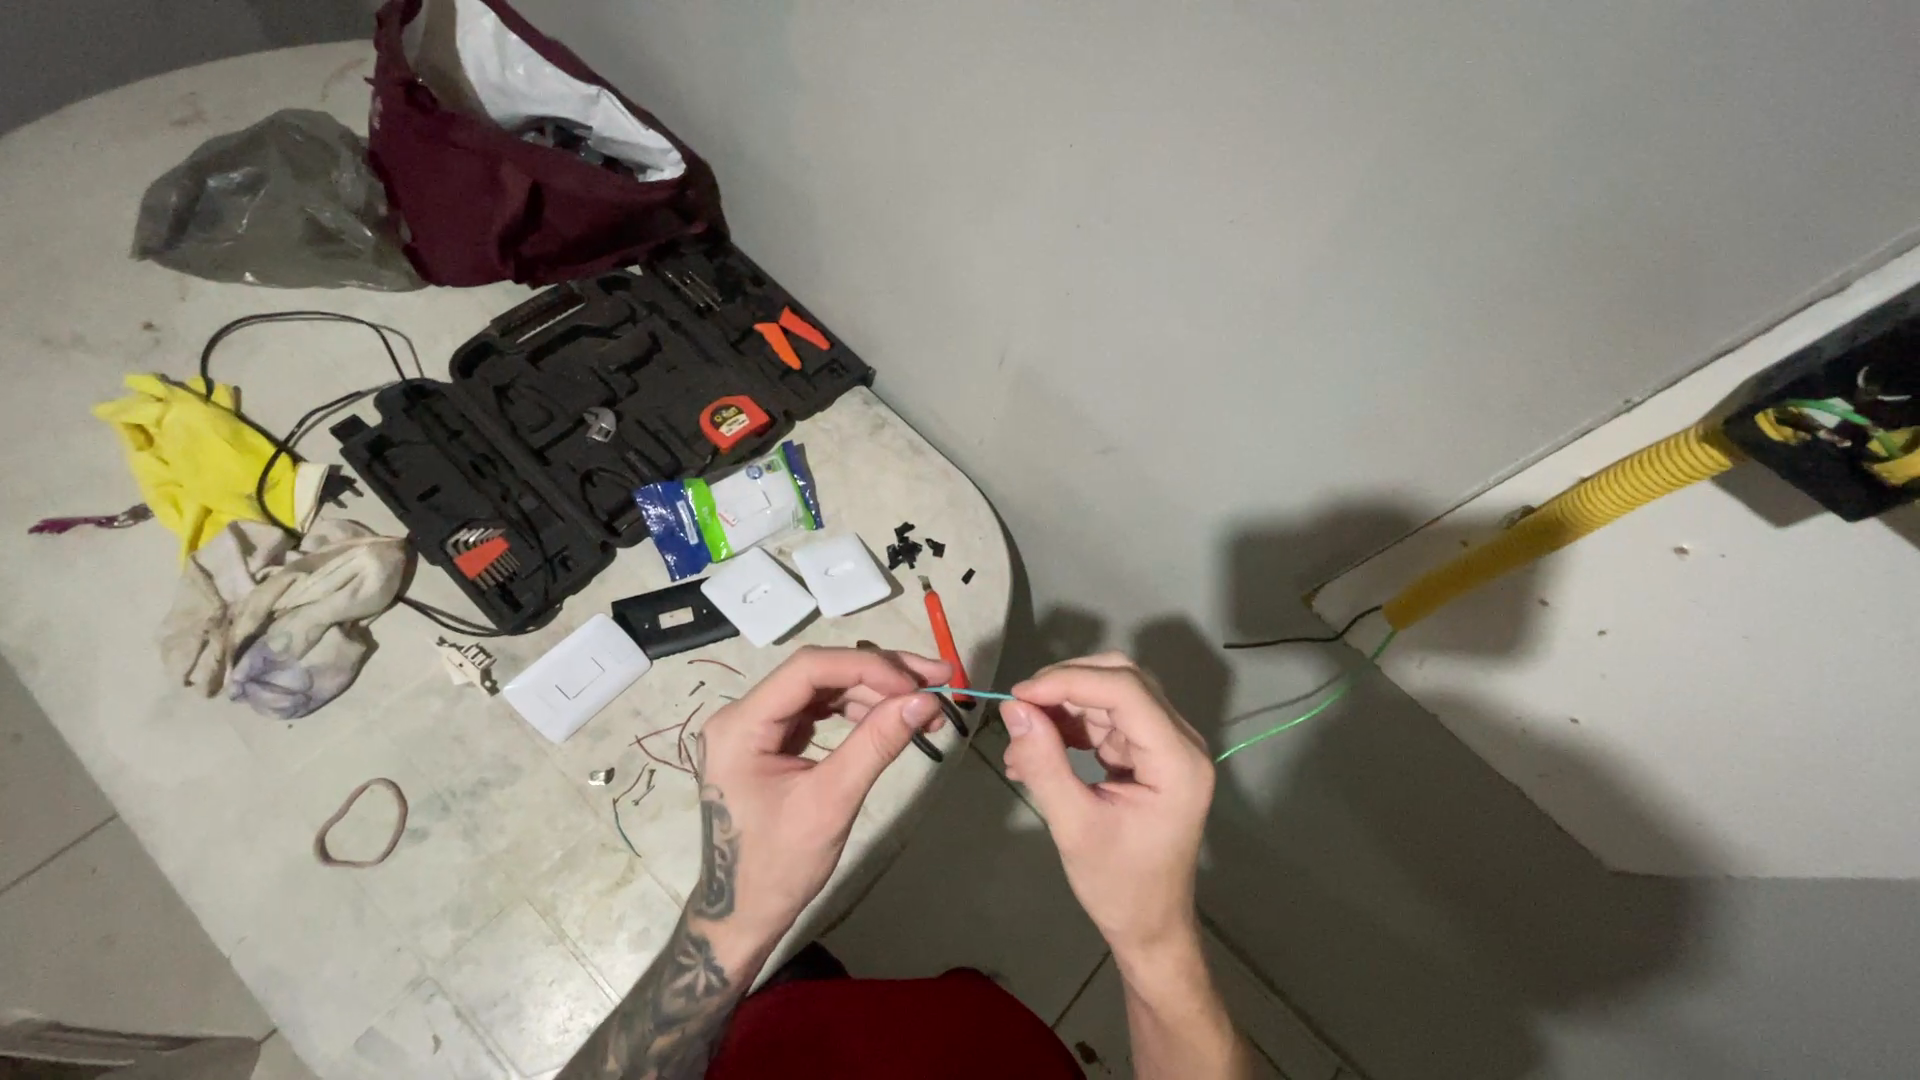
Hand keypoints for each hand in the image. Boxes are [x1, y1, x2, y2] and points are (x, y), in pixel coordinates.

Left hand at [691, 645, 949, 944]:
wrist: (744, 914)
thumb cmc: (778, 866)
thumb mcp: (831, 803)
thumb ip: (876, 744)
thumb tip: (925, 700)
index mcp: (741, 725)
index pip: (808, 669)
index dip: (866, 667)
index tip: (917, 683)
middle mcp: (744, 713)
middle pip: (820, 672)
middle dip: (881, 674)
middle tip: (938, 679)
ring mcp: (759, 725)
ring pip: (826, 688)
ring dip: (878, 691)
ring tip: (927, 702)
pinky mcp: (776, 739)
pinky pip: (822, 710)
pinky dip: (861, 711)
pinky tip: (894, 718)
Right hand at [1001, 653, 1213, 957]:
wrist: (1150, 926)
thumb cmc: (1119, 886)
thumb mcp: (1074, 827)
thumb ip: (1043, 763)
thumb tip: (1013, 708)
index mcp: (1177, 760)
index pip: (1125, 691)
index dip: (1069, 681)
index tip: (1019, 695)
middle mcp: (1180, 741)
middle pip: (1122, 680)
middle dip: (1066, 684)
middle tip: (1019, 707)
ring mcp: (1165, 744)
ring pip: (1110, 694)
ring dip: (1062, 706)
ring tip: (1021, 739)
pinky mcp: (1147, 753)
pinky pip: (1106, 718)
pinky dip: (1069, 725)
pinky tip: (1036, 750)